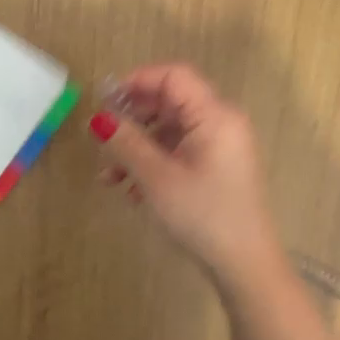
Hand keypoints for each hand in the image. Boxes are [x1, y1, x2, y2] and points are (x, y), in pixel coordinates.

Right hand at [90, 64, 282, 284]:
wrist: (242, 262)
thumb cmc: (202, 214)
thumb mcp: (157, 178)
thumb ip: (126, 143)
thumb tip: (97, 118)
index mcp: (214, 116)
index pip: (174, 77)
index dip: (136, 81)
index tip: (102, 100)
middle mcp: (220, 124)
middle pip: (169, 103)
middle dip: (131, 119)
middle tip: (100, 140)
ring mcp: (218, 148)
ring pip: (168, 132)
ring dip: (134, 148)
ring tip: (109, 177)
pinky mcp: (213, 170)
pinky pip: (176, 154)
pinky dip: (150, 165)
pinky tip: (130, 191)